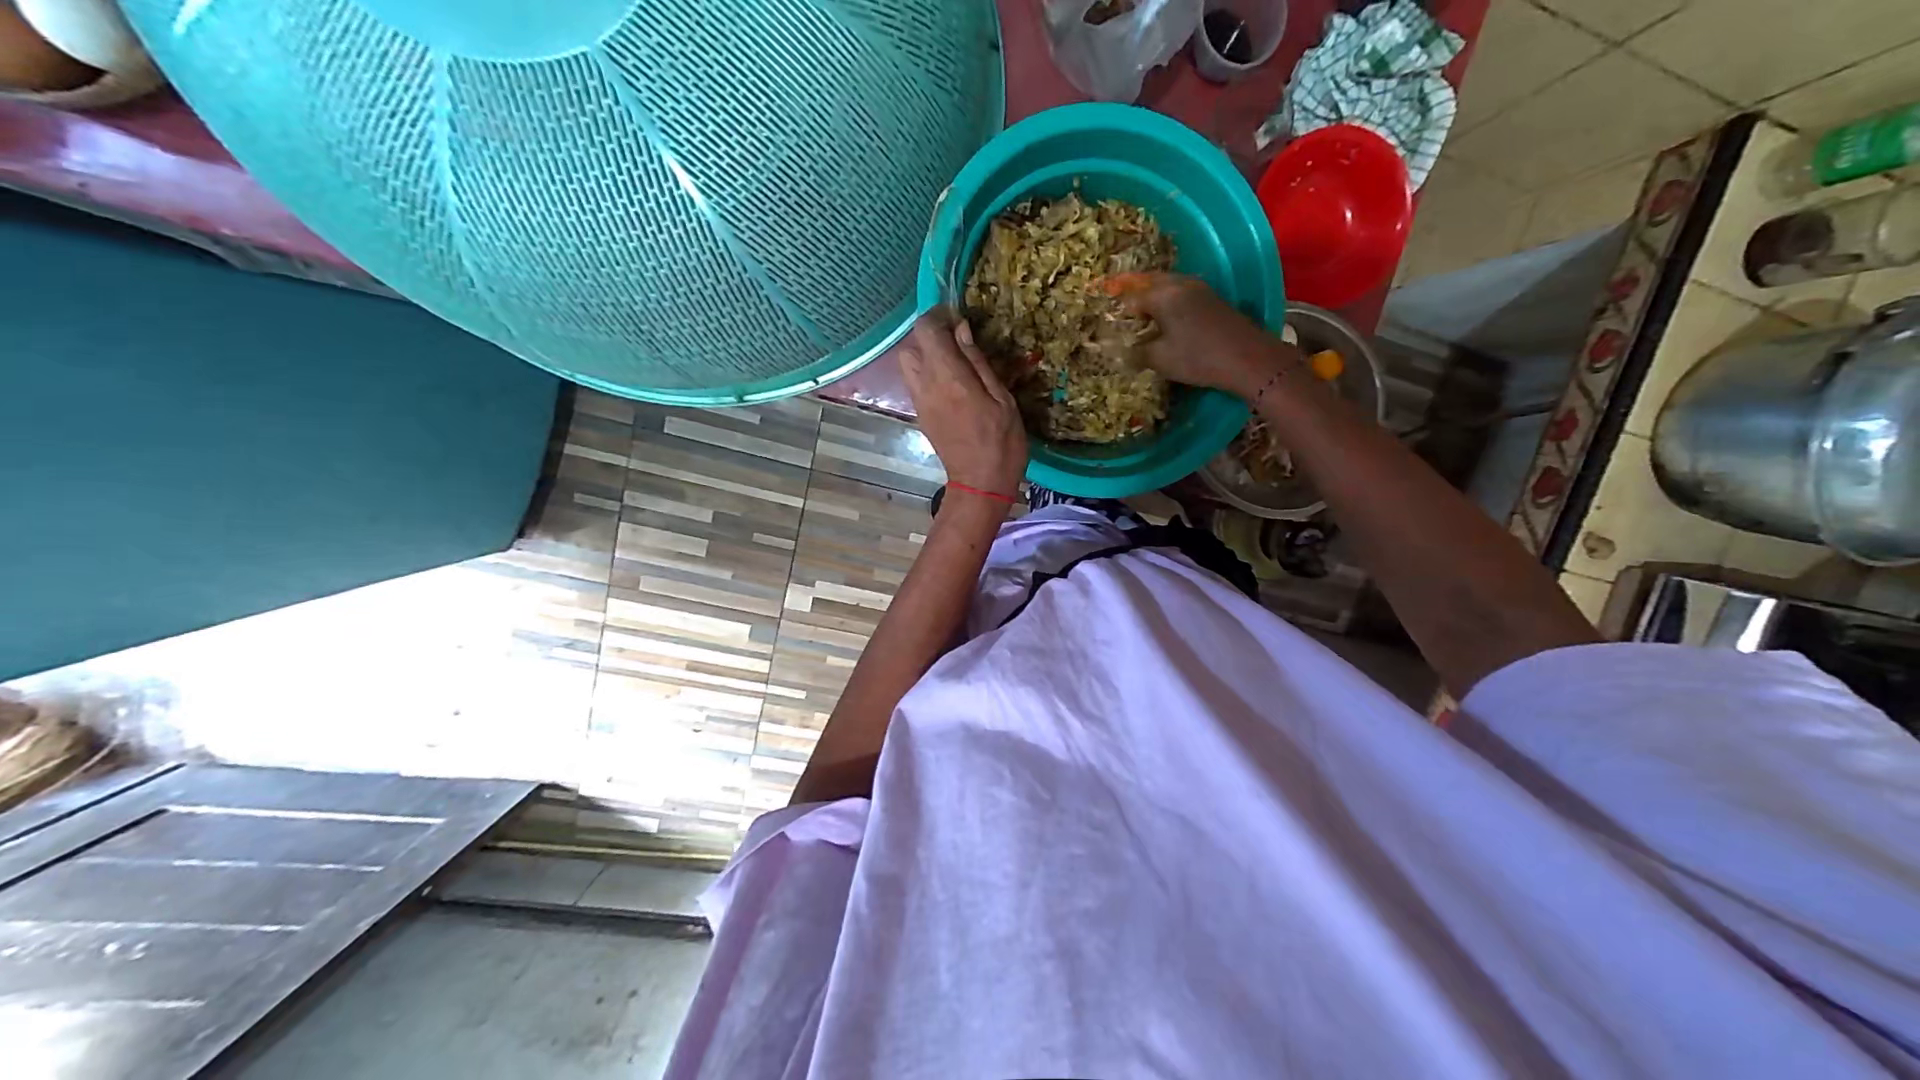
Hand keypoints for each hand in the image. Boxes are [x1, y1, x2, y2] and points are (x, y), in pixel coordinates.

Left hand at [897, 309, 1027, 500]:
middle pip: (910, 344)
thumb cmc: (1001, 441)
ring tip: (953, 359)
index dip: (939, 316)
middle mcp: (926, 385)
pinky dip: (926, 371)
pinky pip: (914, 381)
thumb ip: (977, 361)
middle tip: (956, 338)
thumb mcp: (1002, 398)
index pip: (926, 330)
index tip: (959, 318)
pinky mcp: (920, 414)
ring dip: (925, 353)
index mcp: (949, 377)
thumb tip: (961, 329)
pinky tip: (950, 380)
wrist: (980, 483)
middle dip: (929, 334)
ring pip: (908, 363)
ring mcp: (919, 401)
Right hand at [1106, 273, 1299, 399]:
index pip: (1130, 298)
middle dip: (1130, 292)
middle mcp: (1179, 283)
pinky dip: (1164, 301)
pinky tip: (1161, 318)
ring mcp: (1197, 288)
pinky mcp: (1210, 299)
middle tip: (1114, 300)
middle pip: (1147, 282)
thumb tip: (1116, 352)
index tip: (1106, 324)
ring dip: (1148, 295)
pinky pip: (1178, 292)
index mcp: (1162, 294)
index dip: (1116, 312)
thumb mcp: (1159, 359)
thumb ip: (1135, 352)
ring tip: (1136, 312)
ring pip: (1164, 285)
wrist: (1247, 358)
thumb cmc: (1198, 357)